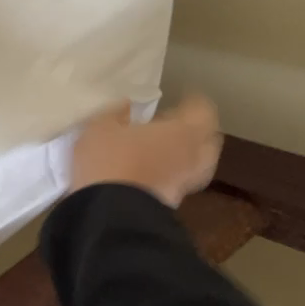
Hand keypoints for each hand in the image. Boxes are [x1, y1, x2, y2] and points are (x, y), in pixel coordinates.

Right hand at [69, 93, 222, 207]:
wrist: (110, 209)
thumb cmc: (109, 159)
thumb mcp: (99, 128)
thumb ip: (115, 113)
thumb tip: (127, 105)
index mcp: (185, 130)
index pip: (201, 108)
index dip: (191, 100)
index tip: (180, 96)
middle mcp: (196, 152)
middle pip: (205, 135)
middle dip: (191, 127)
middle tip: (171, 123)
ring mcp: (189, 178)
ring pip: (195, 158)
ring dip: (183, 151)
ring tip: (162, 148)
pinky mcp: (176, 197)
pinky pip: (180, 176)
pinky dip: (173, 169)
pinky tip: (152, 169)